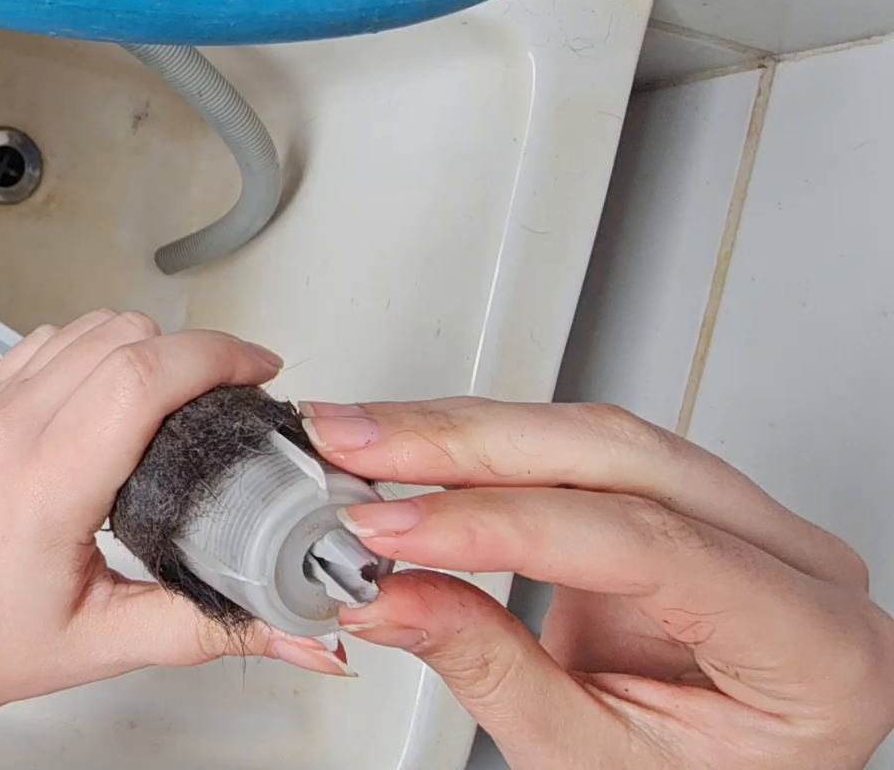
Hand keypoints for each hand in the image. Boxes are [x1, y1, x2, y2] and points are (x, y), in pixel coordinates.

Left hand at [0, 312, 348, 769]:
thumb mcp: (108, 644)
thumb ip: (210, 626)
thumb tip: (290, 625)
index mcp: (48, 480)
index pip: (142, 376)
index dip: (214, 356)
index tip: (255, 370)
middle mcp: (14, 427)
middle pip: (121, 336)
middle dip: (194, 348)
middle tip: (231, 385)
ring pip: (83, 327)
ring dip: (144, 341)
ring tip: (180, 384)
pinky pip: (44, 342)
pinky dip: (92, 344)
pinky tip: (111, 382)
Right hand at [302, 398, 893, 769]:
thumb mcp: (587, 762)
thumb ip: (486, 669)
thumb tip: (381, 596)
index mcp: (813, 646)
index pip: (641, 545)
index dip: (494, 525)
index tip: (387, 530)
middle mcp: (775, 554)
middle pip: (607, 453)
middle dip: (455, 443)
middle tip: (353, 447)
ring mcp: (709, 510)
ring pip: (567, 427)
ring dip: (441, 427)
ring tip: (350, 436)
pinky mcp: (632, 492)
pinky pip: (541, 436)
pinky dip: (452, 437)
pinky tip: (393, 441)